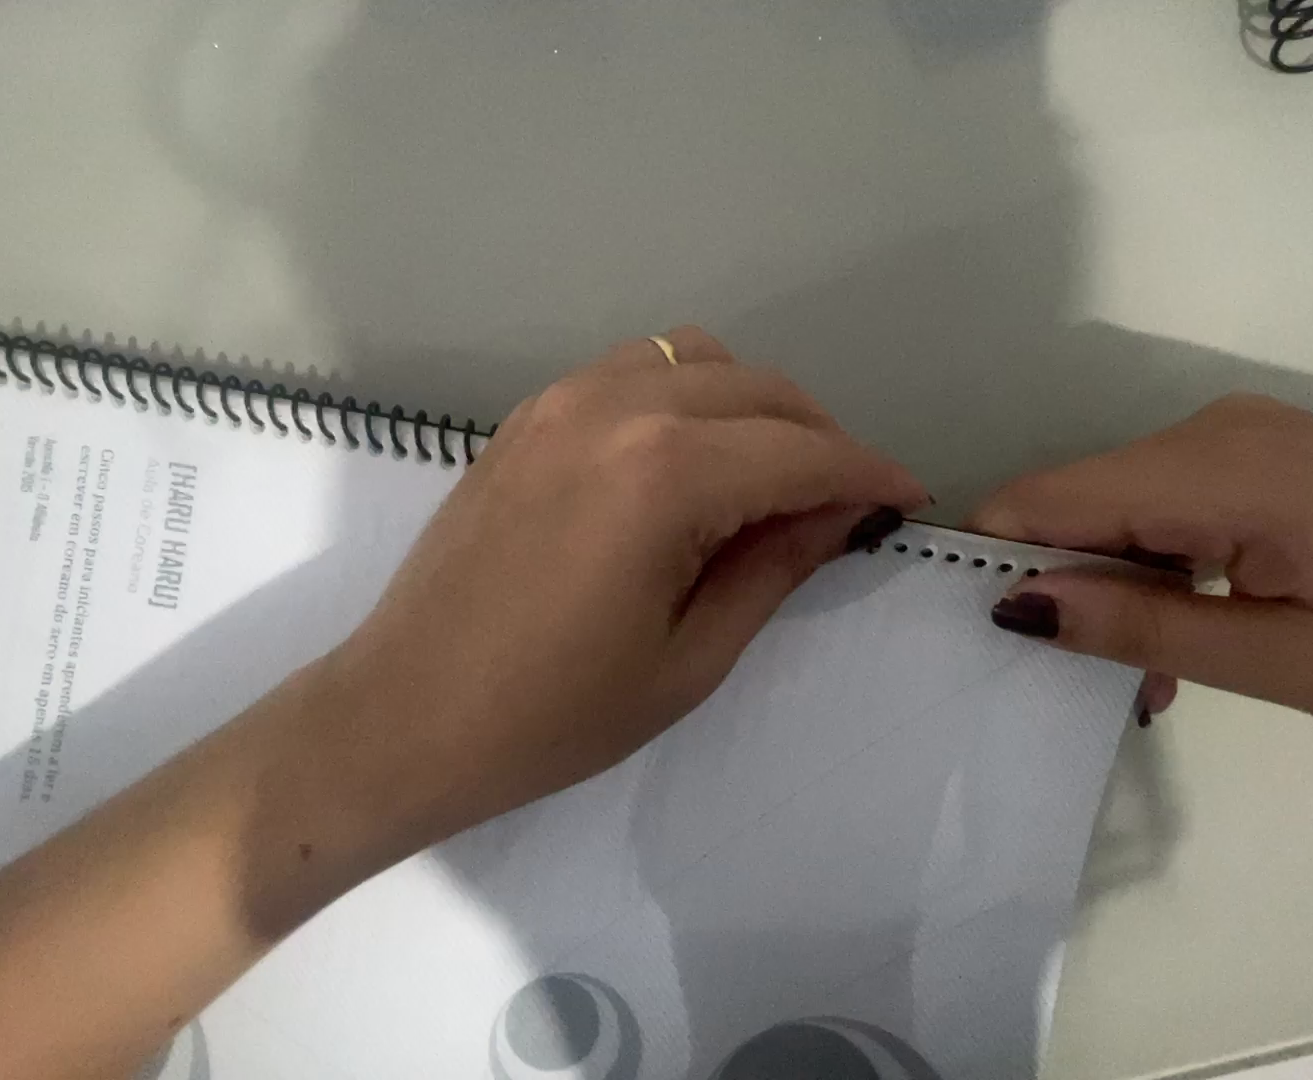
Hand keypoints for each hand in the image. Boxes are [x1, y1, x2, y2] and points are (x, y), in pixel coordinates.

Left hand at [329, 327, 927, 835]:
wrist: (406, 714)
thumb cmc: (551, 715)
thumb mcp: (688, 658)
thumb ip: (774, 566)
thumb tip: (838, 510)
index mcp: (664, 474)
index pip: (802, 453)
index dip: (868, 473)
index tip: (907, 498)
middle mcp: (615, 407)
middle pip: (759, 389)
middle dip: (819, 437)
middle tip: (838, 501)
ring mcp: (560, 401)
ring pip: (694, 359)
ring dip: (751, 405)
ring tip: (764, 474)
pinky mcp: (526, 415)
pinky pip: (631, 372)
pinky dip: (682, 396)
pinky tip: (684, 458)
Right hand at [970, 394, 1312, 738]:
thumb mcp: (1306, 665)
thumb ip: (1150, 628)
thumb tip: (1019, 605)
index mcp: (1223, 476)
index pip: (1042, 500)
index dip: (992, 559)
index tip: (987, 634)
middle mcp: (1208, 432)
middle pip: (1065, 502)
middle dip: (1054, 584)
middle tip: (1096, 675)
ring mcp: (1230, 434)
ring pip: (1102, 504)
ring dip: (1102, 580)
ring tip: (1154, 665)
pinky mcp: (1248, 450)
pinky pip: (1149, 500)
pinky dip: (1142, 560)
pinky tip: (1189, 615)